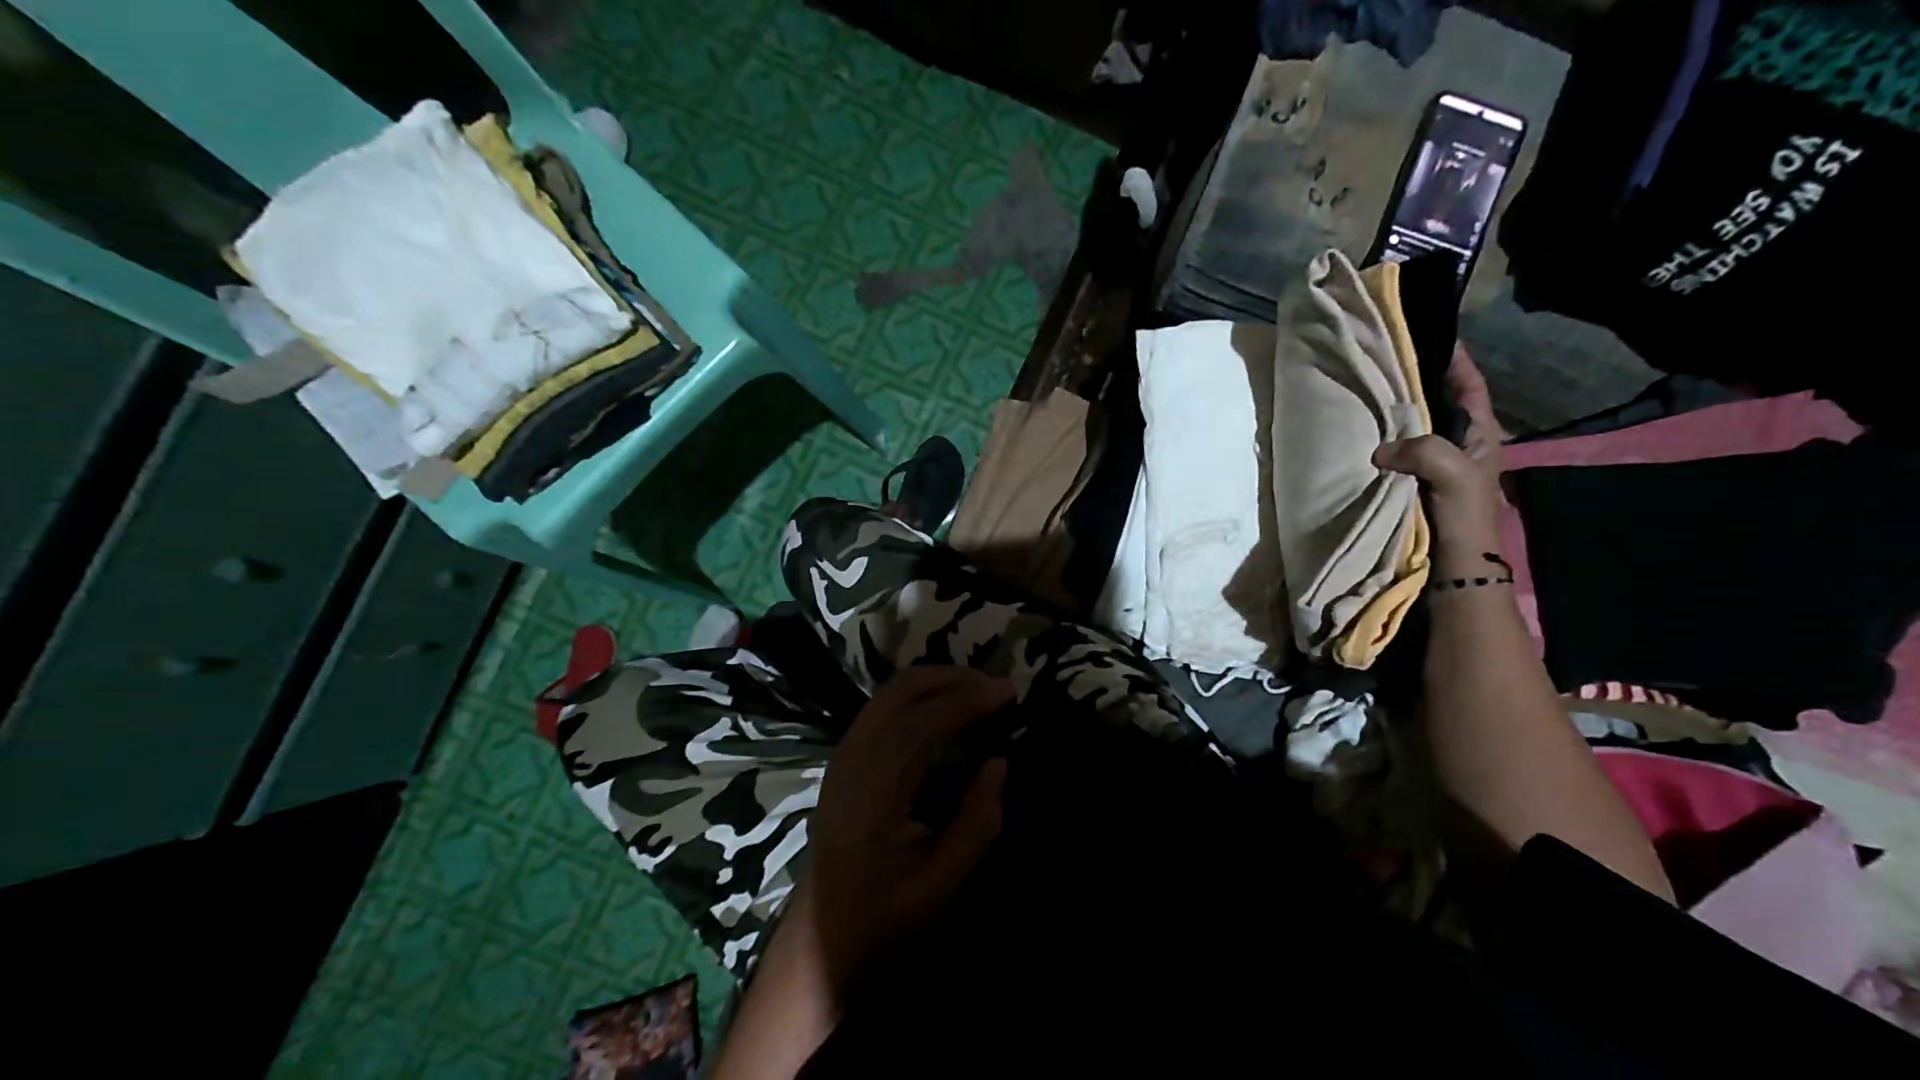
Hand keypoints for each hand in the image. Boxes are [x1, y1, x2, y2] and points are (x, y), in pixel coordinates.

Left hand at [803, 666, 1013, 993]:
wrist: (823, 927)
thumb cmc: (885, 912)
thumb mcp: (942, 886)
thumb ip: (976, 824)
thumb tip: (998, 761)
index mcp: (873, 794)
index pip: (920, 724)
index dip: (966, 700)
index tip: (1007, 691)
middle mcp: (853, 761)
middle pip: (900, 692)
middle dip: (952, 678)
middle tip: (997, 687)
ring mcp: (844, 753)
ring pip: (889, 692)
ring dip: (936, 681)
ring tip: (979, 691)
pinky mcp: (845, 754)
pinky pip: (883, 705)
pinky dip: (919, 693)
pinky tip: (946, 705)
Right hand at [1374, 344, 1506, 565]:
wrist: (1455, 570)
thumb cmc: (1466, 520)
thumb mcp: (1454, 475)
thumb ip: (1424, 450)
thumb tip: (1380, 449)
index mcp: (1482, 437)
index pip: (1471, 388)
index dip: (1457, 362)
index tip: (1434, 337)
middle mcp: (1459, 446)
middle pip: (1438, 405)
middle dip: (1416, 383)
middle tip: (1384, 364)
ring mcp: (1435, 468)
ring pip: (1414, 430)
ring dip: (1394, 415)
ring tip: (1366, 394)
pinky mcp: (1413, 486)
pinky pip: (1396, 456)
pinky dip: (1380, 444)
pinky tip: (1360, 437)